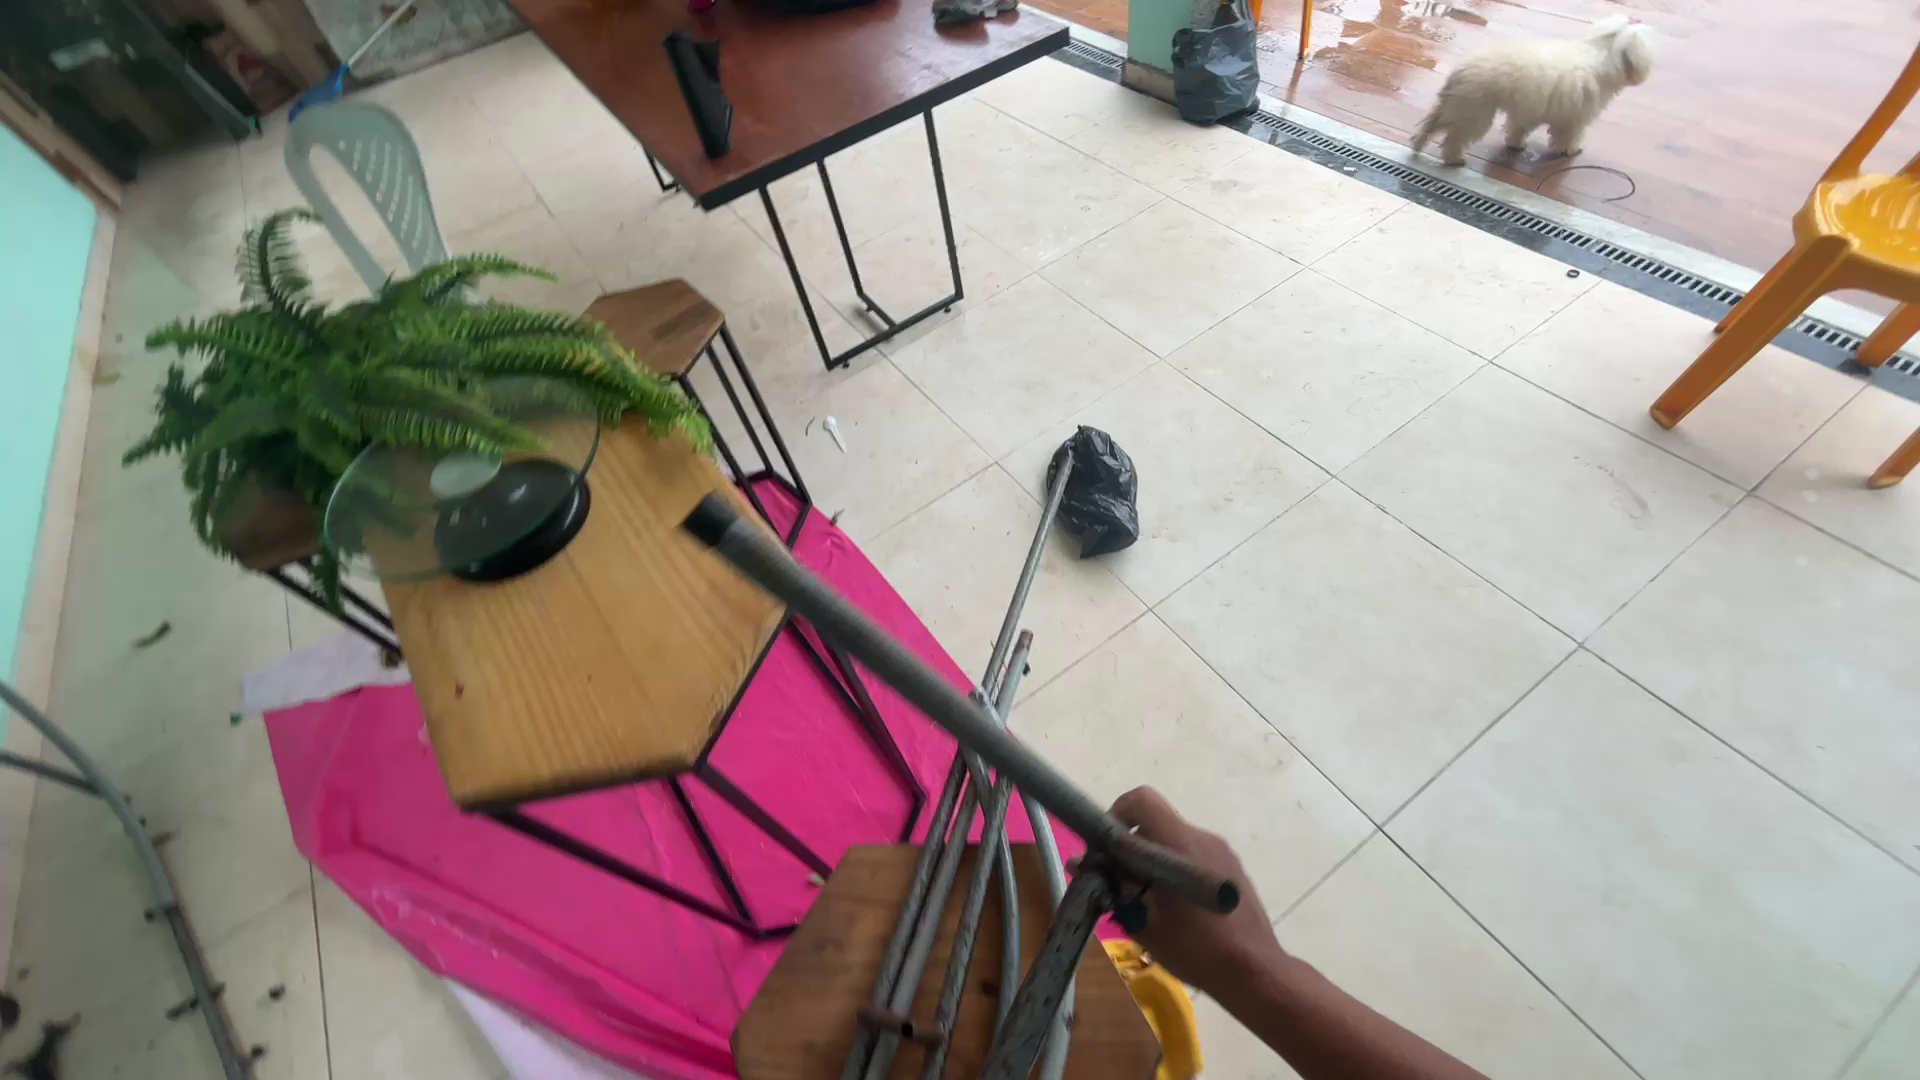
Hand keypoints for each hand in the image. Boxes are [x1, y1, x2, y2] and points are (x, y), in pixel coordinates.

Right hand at [1104, 787, 1284, 993]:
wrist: (1256, 974)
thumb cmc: (1195, 949)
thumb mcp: (1142, 921)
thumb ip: (1111, 886)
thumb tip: (1078, 862)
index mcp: (1179, 843)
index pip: (1141, 800)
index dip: (1117, 813)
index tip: (1108, 847)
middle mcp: (1202, 837)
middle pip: (1156, 821)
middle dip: (1133, 843)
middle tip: (1122, 878)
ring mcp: (1221, 851)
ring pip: (1174, 839)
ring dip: (1155, 858)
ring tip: (1150, 899)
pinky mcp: (1232, 867)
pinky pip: (1194, 854)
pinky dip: (1176, 868)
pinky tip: (1178, 906)